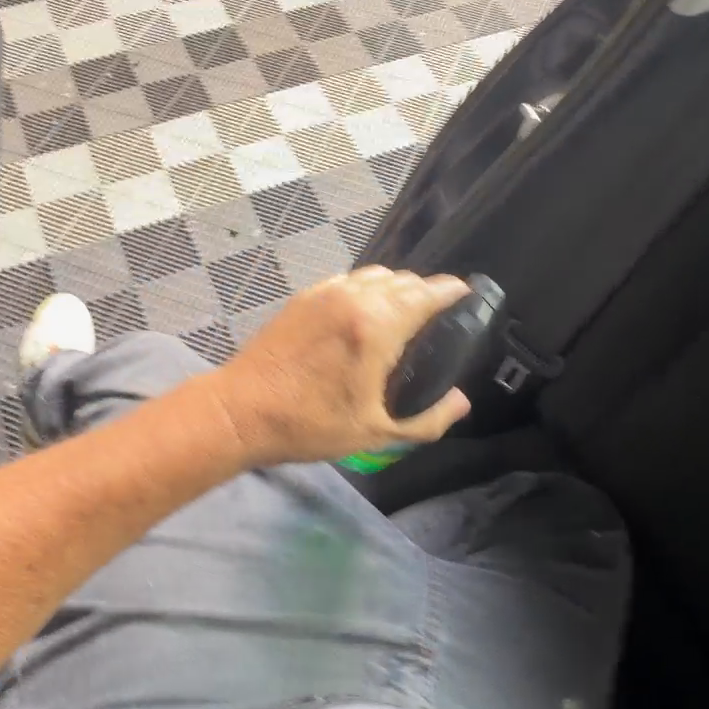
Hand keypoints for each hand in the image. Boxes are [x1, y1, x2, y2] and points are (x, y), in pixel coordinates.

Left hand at [204, 267, 473, 466]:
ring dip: (396, 287)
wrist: (240, 411)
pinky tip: (365, 313)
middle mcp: (355, 298)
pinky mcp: (304, 297)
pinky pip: (348, 280)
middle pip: (404, 280)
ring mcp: (326, 292)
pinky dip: (367, 289)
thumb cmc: (310, 424)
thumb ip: (428, 419)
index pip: (429, 292)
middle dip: (426, 292)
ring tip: (404, 313)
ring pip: (375, 275)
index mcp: (377, 325)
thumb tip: (461, 402)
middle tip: (438, 318)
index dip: (453, 292)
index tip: (468, 297)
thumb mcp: (377, 433)